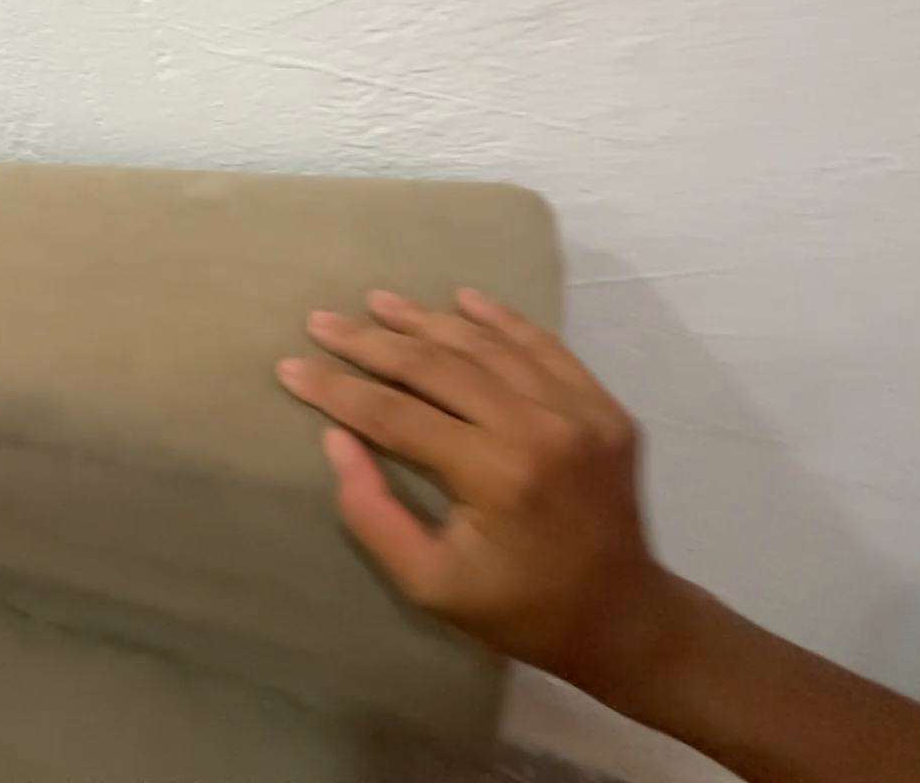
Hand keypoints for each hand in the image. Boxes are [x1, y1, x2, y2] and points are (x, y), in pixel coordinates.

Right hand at [278, 287, 682, 692]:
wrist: (628, 621)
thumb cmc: (516, 608)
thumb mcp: (425, 582)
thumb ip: (370, 511)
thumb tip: (337, 438)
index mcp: (495, 476)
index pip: (394, 415)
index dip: (335, 389)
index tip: (290, 367)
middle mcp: (539, 430)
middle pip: (434, 368)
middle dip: (368, 342)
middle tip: (321, 321)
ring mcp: (578, 413)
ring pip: (483, 347)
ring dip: (424, 320)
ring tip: (377, 301)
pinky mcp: (602, 407)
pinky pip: (542, 346)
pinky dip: (500, 319)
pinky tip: (462, 298)